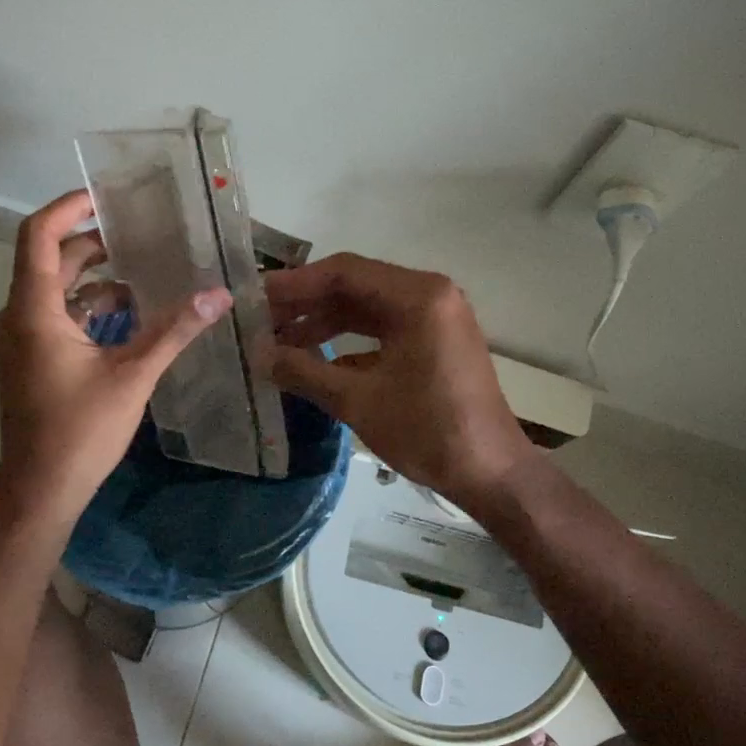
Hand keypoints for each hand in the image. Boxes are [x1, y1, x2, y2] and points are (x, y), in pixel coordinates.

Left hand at [0, 190, 231, 519]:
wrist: (39, 490)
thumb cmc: (80, 432)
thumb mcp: (133, 376)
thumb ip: (174, 331)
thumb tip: (220, 295)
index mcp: (33, 310)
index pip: (39, 234)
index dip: (70, 207)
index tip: (108, 197)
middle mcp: (18, 316)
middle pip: (50, 258)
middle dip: (95, 242)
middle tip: (143, 234)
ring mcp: (20, 340)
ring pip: (55, 289)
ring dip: (96, 278)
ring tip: (146, 272)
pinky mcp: (28, 359)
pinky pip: (55, 316)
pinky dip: (88, 307)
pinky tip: (129, 315)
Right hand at [267, 253, 535, 509]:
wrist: (491, 472)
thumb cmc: (427, 431)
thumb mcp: (357, 401)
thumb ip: (304, 372)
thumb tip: (257, 356)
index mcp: (417, 297)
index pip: (343, 273)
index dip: (294, 285)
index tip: (254, 297)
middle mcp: (429, 295)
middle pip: (354, 286)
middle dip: (305, 303)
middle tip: (259, 320)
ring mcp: (435, 318)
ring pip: (366, 308)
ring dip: (323, 322)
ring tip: (278, 342)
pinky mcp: (435, 342)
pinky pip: (382, 329)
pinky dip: (347, 341)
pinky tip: (313, 361)